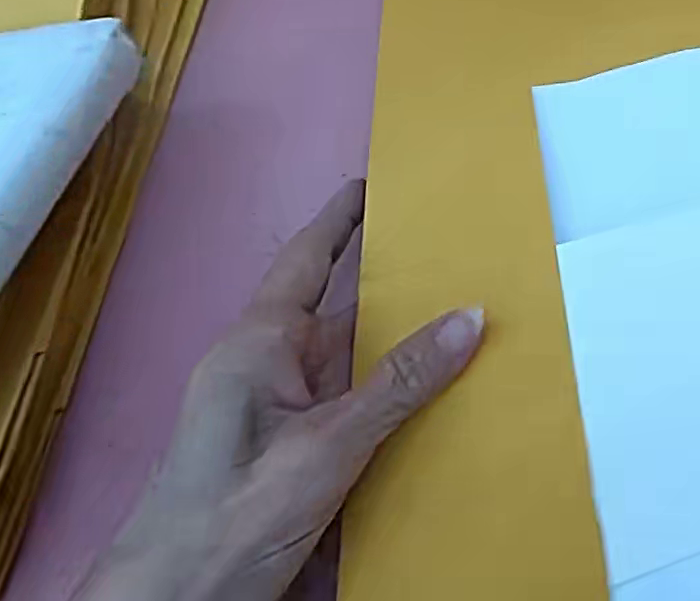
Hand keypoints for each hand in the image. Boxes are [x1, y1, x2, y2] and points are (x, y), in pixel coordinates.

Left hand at [77, 180, 483, 600]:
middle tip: (454, 247)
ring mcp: (289, 407)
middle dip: (395, 278)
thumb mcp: (323, 447)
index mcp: (261, 341)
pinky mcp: (303, 445)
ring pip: (358, 354)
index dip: (341, 216)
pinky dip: (400, 384)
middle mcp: (275, 363)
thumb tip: (471, 317)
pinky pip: (362, 396)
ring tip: (466, 309)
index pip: (309, 258)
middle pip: (344, 305)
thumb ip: (398, 384)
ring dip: (404, 337)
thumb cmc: (228, 518)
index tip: (377, 181)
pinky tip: (442, 385)